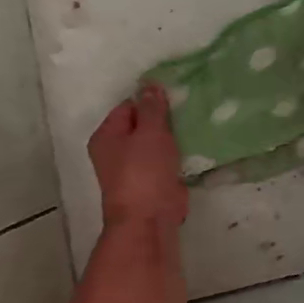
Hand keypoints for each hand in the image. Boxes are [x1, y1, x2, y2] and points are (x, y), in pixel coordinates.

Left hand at [87, 82, 188, 230]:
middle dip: (164, 118)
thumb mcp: (150, 132)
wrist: (150, 218)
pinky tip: (196, 146)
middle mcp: (116, 151)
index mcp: (107, 136)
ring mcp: (135, 168)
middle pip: (142, 125)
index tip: (175, 96)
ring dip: (174, 136)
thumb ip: (152, 108)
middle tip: (188, 109)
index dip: (150, 100)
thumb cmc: (144, 171)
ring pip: (157, 143)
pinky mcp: (154, 182)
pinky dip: (179, 154)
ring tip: (196, 123)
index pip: (128, 107)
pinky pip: (167, 160)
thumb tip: (150, 84)